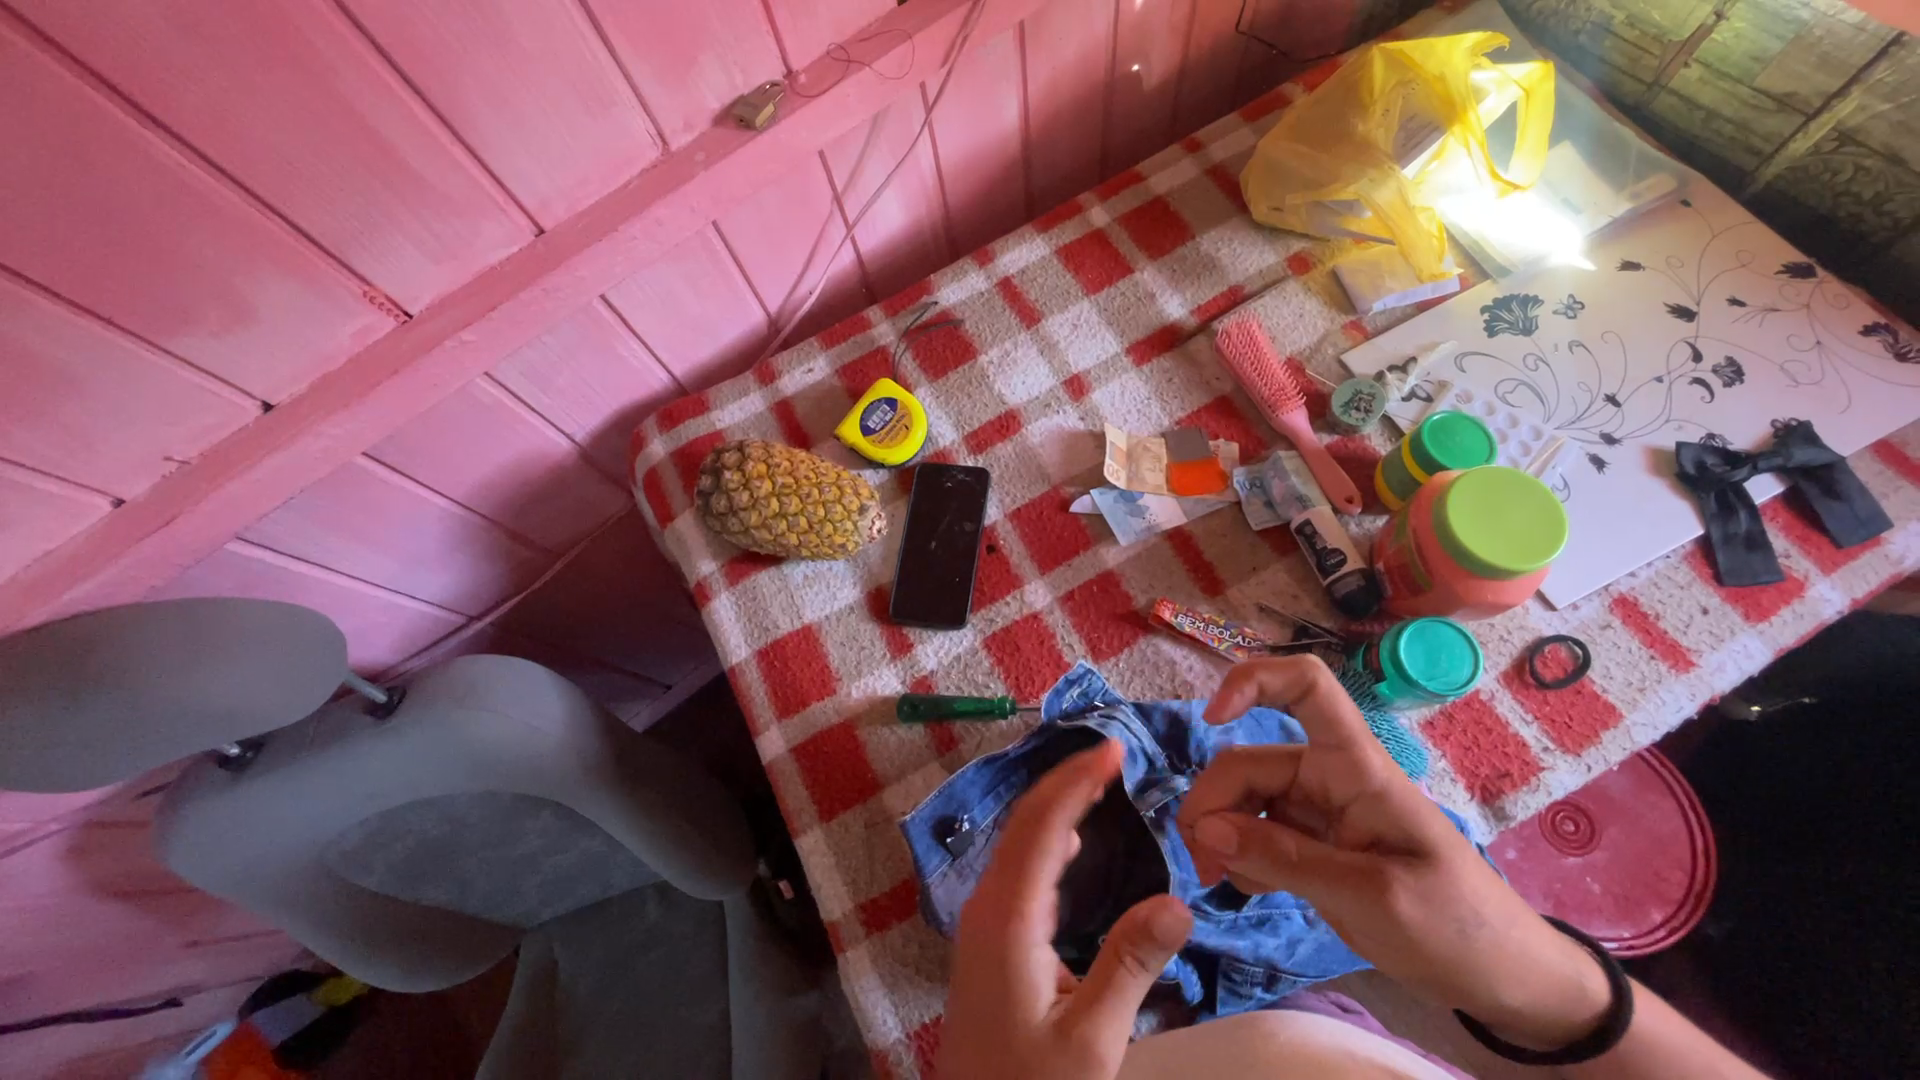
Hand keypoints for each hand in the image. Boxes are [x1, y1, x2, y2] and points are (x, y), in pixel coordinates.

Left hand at [939, 739, 1192, 1079]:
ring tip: (1099, 783)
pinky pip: (1017, 868)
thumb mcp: (1092, 1039)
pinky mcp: (988, 939)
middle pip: (1025, 823)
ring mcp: (982, 921)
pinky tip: (1071, 842)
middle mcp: (987, 905)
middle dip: (1067, 783)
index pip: (1042, 825)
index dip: (1077, 781)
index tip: (1113, 750)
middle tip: (1112, 755)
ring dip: (1056, 806)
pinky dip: (1046, 840)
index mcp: (1009, 917)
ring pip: (1018, 843)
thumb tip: (1178, 901)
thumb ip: (1130, 964)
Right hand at [1176, 656, 1610, 1049]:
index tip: (1211, 719)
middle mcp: (1327, 778)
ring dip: (1218, 834)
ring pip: (1242, 801)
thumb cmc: (1455, 924)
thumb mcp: (1371, 895)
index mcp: (1355, 767)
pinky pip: (1254, 836)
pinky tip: (1243, 889)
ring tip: (1218, 880)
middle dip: (1213, 802)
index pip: (1306, 686)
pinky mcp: (1309, 849)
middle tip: (1200, 862)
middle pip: (1248, 763)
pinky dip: (1237, 856)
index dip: (1252, 681)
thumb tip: (1205, 828)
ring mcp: (1315, 814)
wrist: (1502, 981)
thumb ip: (1284, 858)